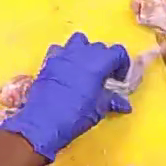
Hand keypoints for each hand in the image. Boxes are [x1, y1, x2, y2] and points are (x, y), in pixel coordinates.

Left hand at [0, 32, 131, 160]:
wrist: (42, 123)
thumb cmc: (74, 115)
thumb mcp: (98, 109)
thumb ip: (111, 101)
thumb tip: (123, 104)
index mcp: (98, 62)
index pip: (118, 52)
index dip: (122, 64)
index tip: (118, 79)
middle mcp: (80, 53)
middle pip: (98, 47)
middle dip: (104, 59)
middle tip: (103, 78)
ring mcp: (62, 55)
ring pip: (77, 41)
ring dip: (84, 51)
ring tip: (84, 70)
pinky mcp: (47, 62)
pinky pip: (59, 51)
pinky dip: (64, 57)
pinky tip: (65, 72)